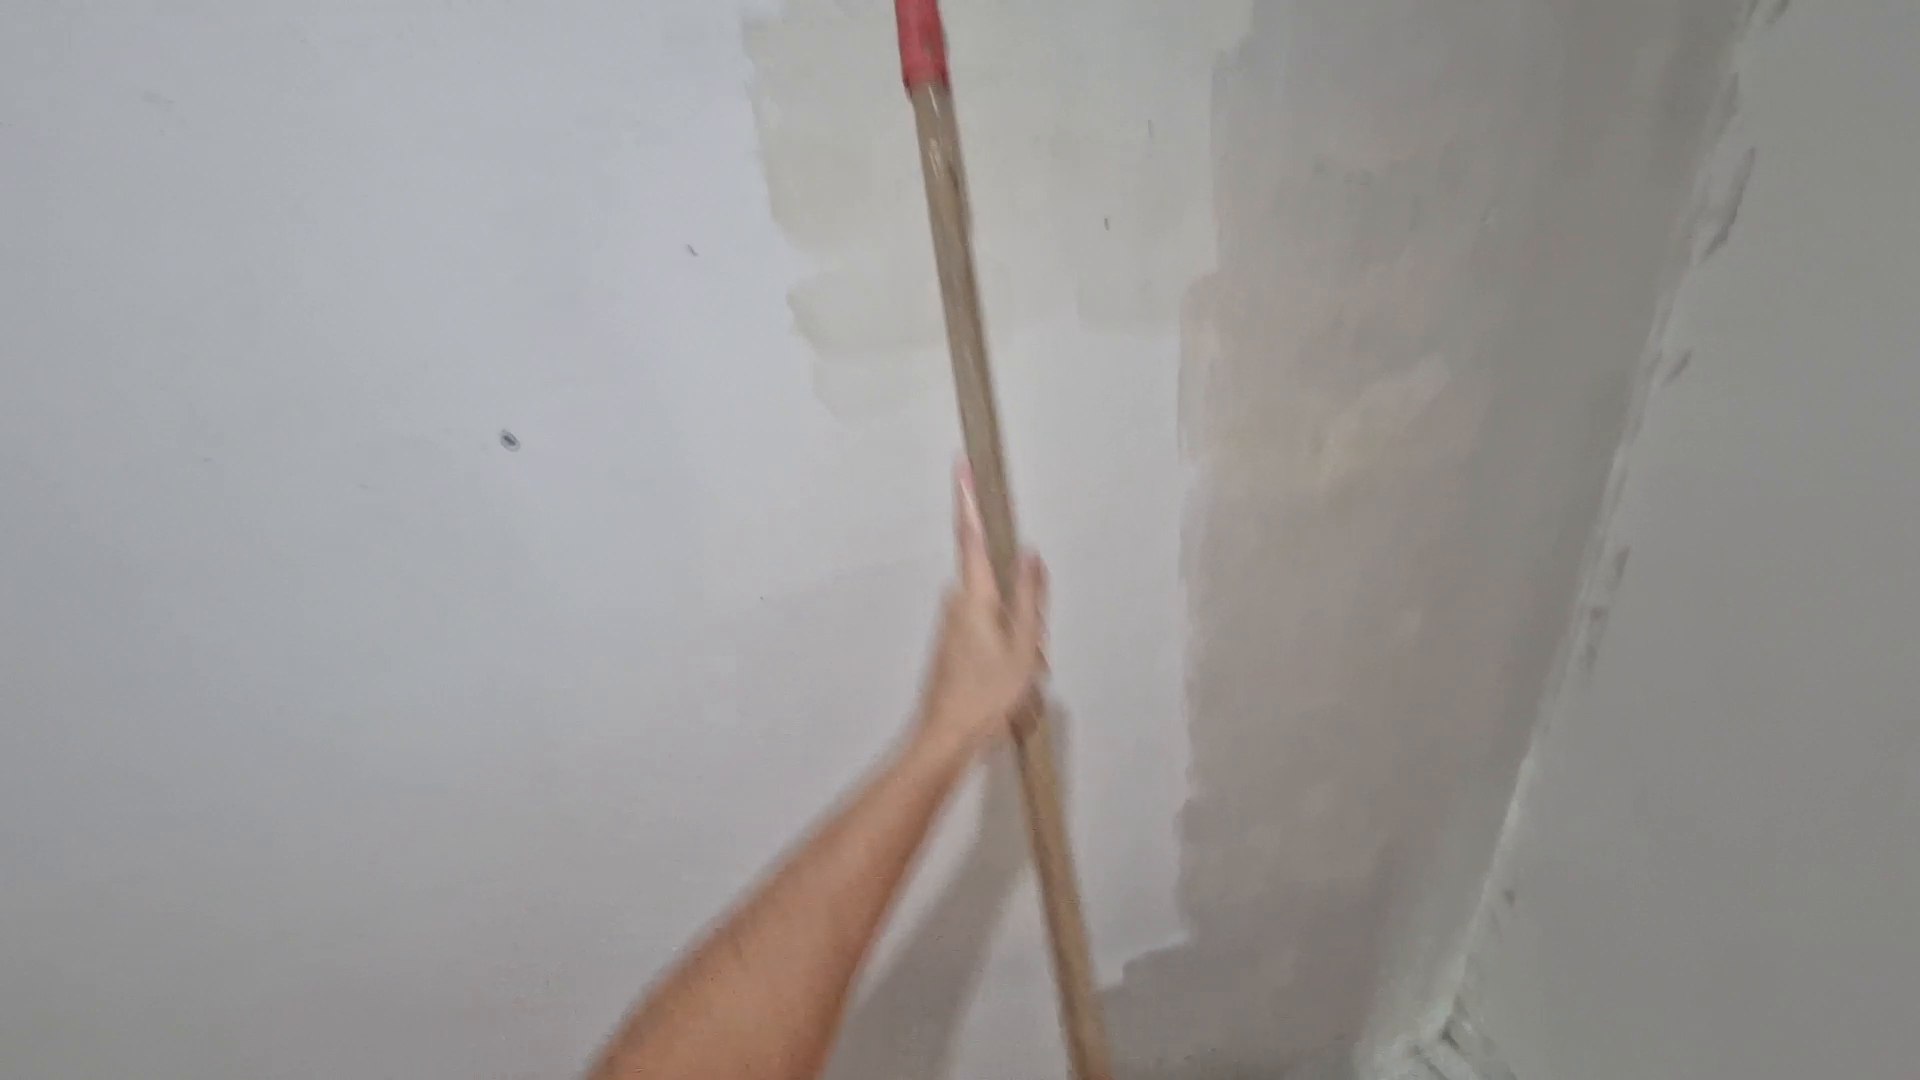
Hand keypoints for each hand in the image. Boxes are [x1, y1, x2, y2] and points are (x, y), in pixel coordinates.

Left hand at [916, 463, 1047, 758]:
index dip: (967, 498)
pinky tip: (1006, 682)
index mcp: (974, 596)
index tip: (960, 464)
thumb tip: (1030, 553)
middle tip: (1033, 654)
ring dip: (1015, 636)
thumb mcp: (1023, 646)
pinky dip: (1003, 648)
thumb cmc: (988, 693)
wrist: (945, 737)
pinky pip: (985, 630)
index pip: (971, 535)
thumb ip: (1029, 597)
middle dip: (1021, 610)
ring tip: (1021, 676)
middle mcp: (956, 602)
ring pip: (994, 612)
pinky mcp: (949, 643)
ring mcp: (949, 624)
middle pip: (995, 583)